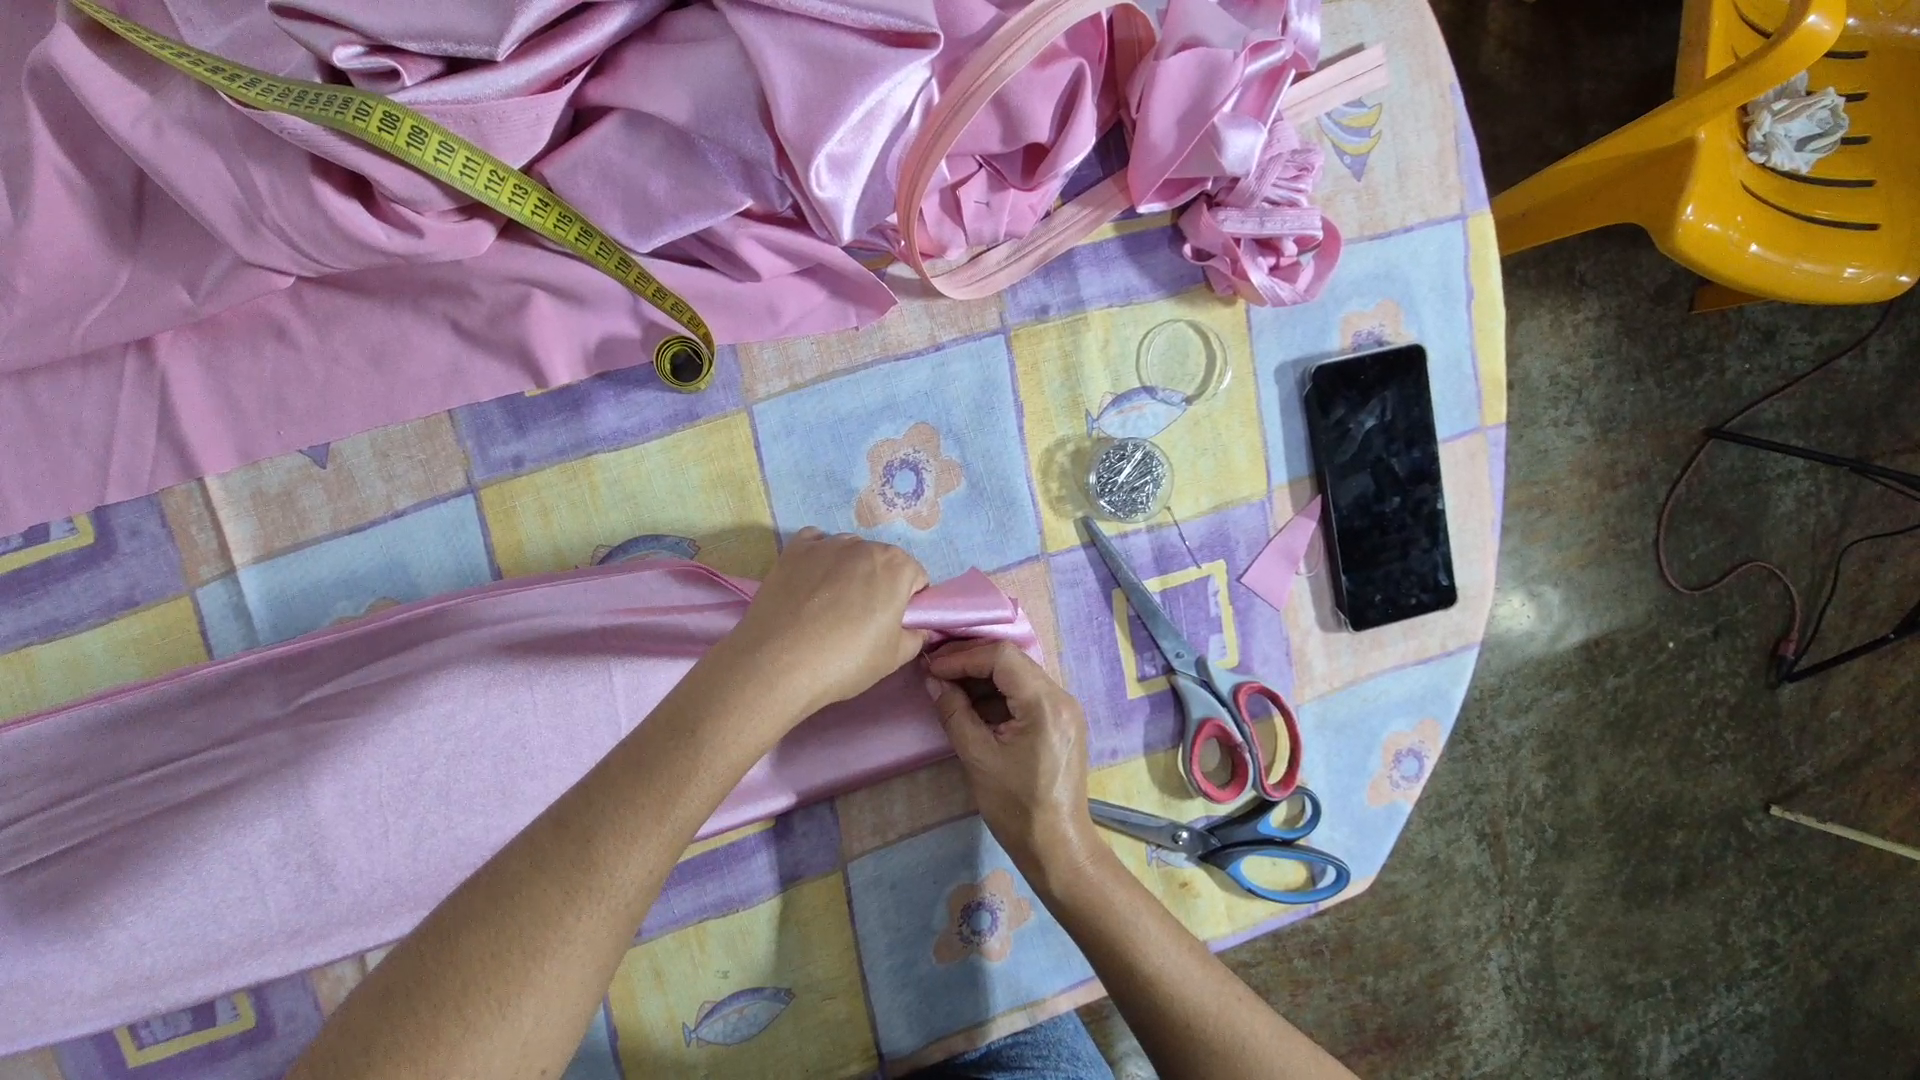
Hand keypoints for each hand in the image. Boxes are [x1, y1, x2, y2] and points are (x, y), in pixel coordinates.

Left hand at [724, 528, 929, 717]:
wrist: (778, 664)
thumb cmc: (845, 661)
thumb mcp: (894, 658)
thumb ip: (915, 636)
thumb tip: (917, 629)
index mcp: (896, 566)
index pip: (916, 578)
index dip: (908, 603)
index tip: (893, 624)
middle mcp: (864, 546)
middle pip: (882, 562)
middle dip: (879, 584)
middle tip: (862, 619)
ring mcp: (826, 544)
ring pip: (849, 552)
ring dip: (849, 571)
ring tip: (830, 605)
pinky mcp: (793, 551)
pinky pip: (815, 544)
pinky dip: (818, 558)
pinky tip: (810, 584)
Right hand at [924, 640, 1101, 876]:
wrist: (1056, 846)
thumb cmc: (1016, 807)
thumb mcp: (978, 757)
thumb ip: (954, 712)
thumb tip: (933, 680)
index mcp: (1046, 703)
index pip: (1001, 656)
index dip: (963, 656)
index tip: (931, 667)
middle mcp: (1061, 697)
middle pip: (1012, 661)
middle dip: (971, 662)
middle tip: (934, 671)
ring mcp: (1065, 709)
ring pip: (1018, 676)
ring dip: (982, 678)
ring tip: (947, 687)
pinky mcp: (1060, 723)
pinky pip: (1026, 694)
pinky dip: (998, 695)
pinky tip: (971, 705)